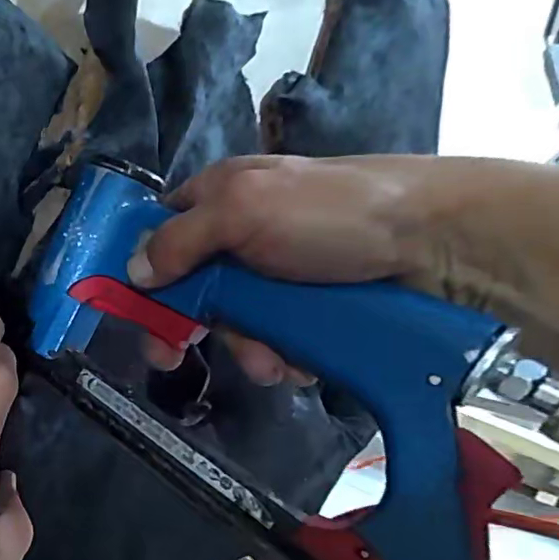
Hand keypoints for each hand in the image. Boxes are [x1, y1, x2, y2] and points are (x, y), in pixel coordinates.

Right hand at [128, 155, 438, 384]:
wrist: (428, 238)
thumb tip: (132, 270)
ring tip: (273, 362)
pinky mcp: (307, 304)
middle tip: (175, 359)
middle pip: (192, 287)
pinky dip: (282, 354)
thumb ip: (181, 239)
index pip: (158, 232)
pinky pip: (275, 337)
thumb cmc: (326, 214)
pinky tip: (299, 361)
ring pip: (234, 320)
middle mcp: (241, 233)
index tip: (130, 313)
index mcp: (217, 197)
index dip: (140, 272)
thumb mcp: (244, 213)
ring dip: (247, 347)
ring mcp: (276, 271)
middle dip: (193, 325)